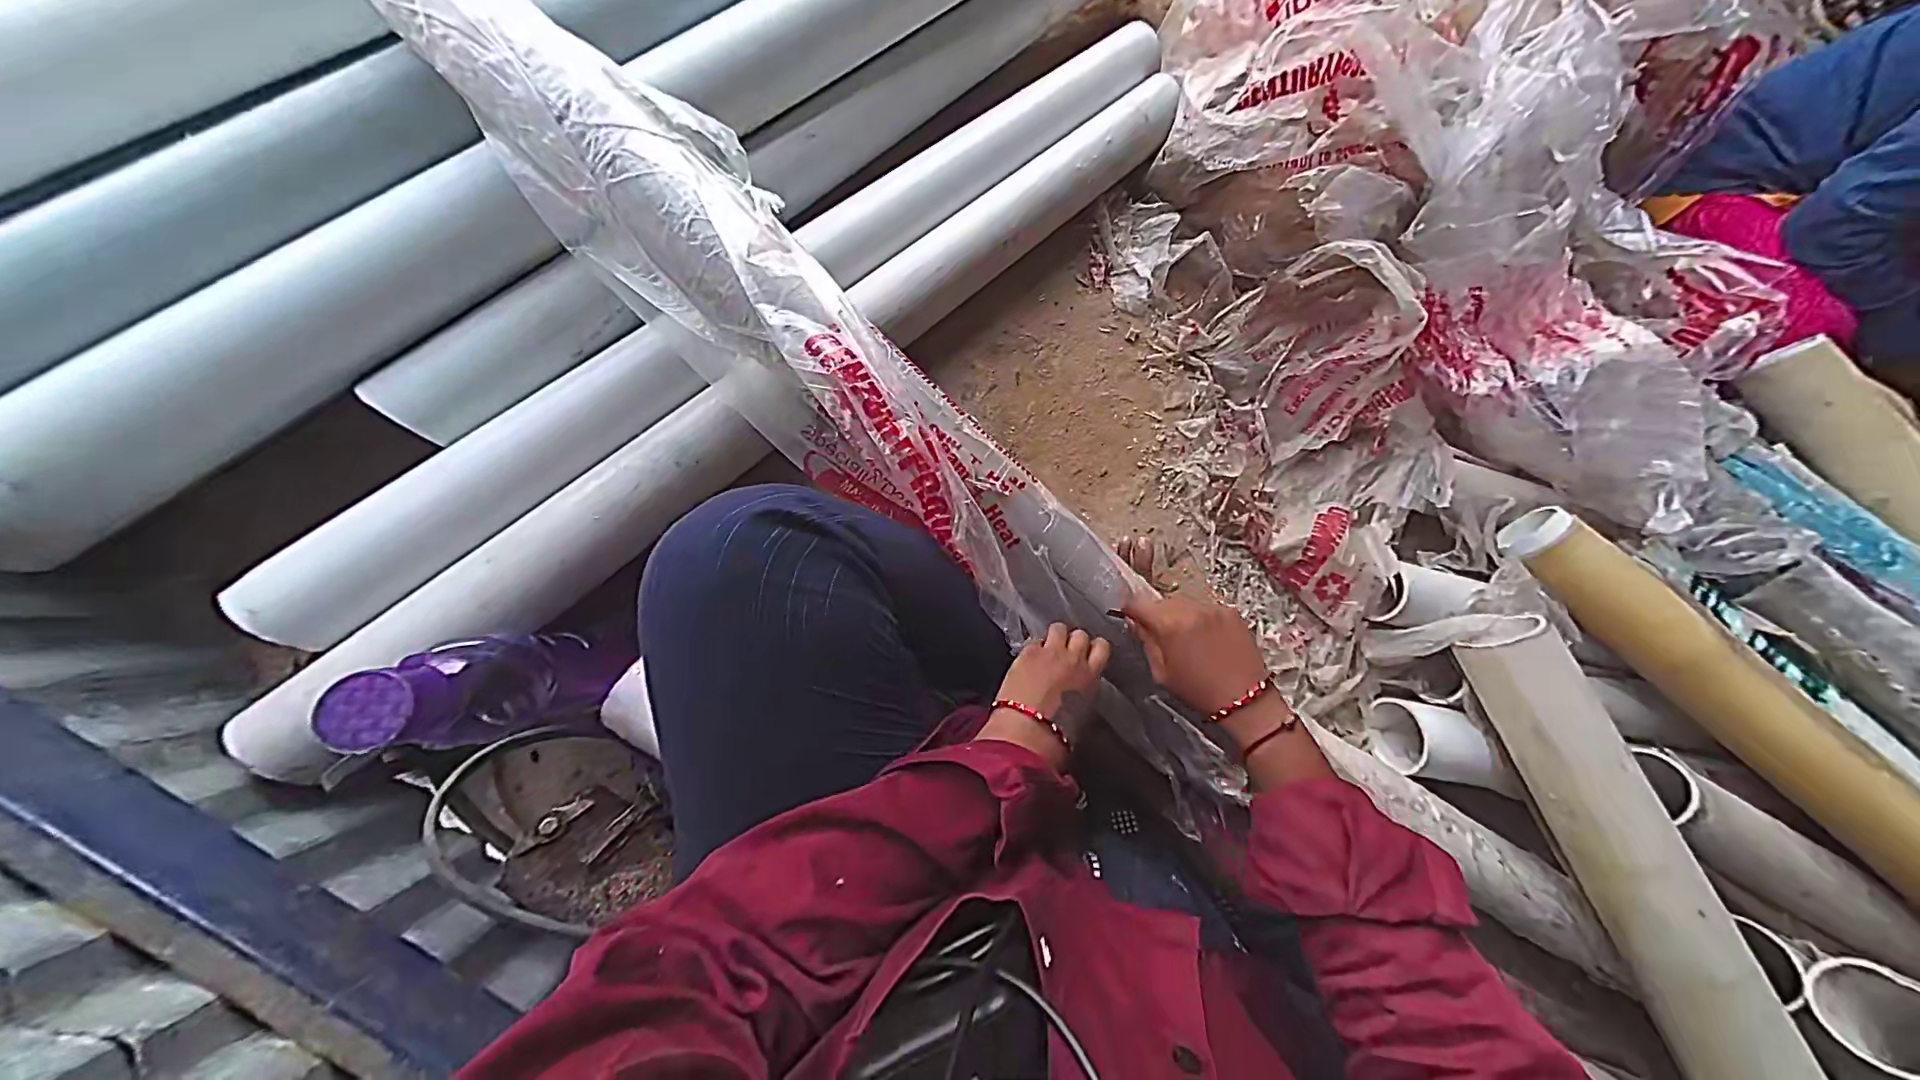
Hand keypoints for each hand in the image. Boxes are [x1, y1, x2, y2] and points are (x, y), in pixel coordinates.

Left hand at [979, 624, 1109, 768]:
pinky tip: (1029, 658)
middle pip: (1080, 634)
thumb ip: (1085, 693)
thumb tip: (1080, 690)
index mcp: (1092, 676)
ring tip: (1048, 649)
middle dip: (1073, 641)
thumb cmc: (1059, 734)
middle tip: (1065, 653)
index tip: (1086, 654)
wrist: (1028, 730)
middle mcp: (1074, 659)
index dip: (1093, 647)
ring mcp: (1050, 652)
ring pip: (1059, 627)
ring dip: (1055, 636)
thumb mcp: (1084, 715)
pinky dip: (1034, 647)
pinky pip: (1035, 639)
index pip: (1102, 646)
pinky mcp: (1027, 652)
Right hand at [1120, 589, 1267, 714]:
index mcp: (1169, 624)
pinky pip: (1205, 607)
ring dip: (1178, 614)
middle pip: (1162, 601)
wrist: (1244, 700)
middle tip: (1160, 634)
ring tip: (1186, 638)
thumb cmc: (1199, 691)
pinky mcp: (1231, 612)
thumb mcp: (1161, 672)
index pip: (1138, 603)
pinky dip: (1200, 617)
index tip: (1131, 617)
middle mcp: (1191, 609)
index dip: (1130, 610)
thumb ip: (1146, 642)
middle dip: (1156, 614)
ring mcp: (1213, 608)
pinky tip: (1206, 638)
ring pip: (1184, 602)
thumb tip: (1136, 623)